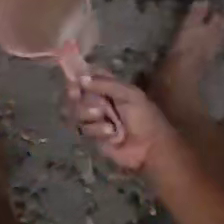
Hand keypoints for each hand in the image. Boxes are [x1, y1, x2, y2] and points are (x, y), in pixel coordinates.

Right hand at [64, 71, 181, 171]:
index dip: (79, 75)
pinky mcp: (93, 136)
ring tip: (103, 117)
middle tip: (76, 94)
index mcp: (110, 87)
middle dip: (76, 94)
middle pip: (76, 93)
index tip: (74, 78)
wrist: (149, 148)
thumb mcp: (129, 95)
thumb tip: (80, 78)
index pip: (89, 76)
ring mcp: (95, 119)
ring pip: (77, 111)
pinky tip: (110, 133)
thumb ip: (105, 84)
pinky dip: (97, 129)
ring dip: (89, 113)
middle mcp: (99, 101)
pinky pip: (83, 128)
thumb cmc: (143, 117)